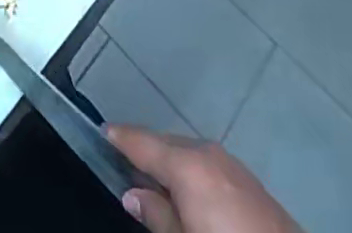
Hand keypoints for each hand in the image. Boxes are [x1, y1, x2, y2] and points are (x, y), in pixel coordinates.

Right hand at [106, 126, 300, 232]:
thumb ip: (156, 216)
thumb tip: (133, 195)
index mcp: (186, 164)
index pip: (139, 140)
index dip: (116, 138)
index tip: (97, 136)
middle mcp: (208, 154)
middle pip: (164, 143)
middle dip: (144, 153)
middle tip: (123, 169)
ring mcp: (234, 167)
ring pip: (188, 154)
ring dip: (169, 164)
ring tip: (155, 186)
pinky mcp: (254, 186)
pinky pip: (209, 168)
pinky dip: (193, 175)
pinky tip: (189, 197)